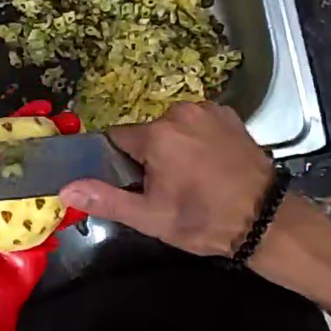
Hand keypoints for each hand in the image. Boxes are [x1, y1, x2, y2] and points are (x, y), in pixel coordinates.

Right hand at [59, 102, 273, 256]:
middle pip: (148, 132)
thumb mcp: (150, 217)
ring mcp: (208, 110)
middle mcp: (180, 112)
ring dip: (175, 145)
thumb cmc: (203, 220)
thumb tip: (66, 188)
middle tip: (169, 188)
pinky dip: (198, 138)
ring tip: (194, 177)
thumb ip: (106, 198)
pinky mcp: (229, 114)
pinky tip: (211, 163)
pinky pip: (199, 122)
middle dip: (151, 156)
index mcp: (156, 135)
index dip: (121, 162)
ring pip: (173, 126)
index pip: (118, 138)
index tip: (136, 182)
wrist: (264, 218)